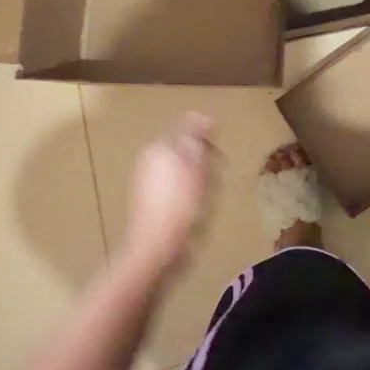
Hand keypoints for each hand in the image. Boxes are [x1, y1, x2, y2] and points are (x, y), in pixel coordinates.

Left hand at [119, 113, 218, 278]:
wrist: (156, 249)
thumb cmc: (181, 206)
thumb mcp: (196, 167)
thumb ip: (198, 139)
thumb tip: (202, 120)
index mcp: (160, 147)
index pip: (186, 125)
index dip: (206, 131)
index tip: (220, 146)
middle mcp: (151, 160)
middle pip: (185, 147)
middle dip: (204, 158)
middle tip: (216, 172)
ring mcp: (149, 181)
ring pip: (183, 167)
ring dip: (199, 176)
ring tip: (207, 193)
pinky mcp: (152, 201)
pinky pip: (177, 186)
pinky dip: (189, 192)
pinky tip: (195, 208)